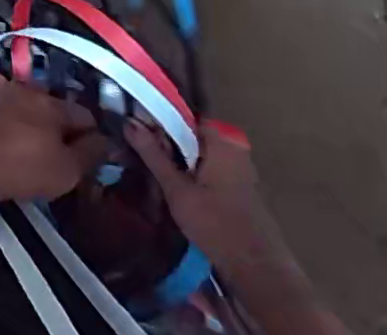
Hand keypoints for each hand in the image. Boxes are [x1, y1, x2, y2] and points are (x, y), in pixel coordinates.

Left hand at [0, 76, 106, 205]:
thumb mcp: (69, 170)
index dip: (94, 138)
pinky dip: (18, 114)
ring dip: (41, 119)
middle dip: (66, 126)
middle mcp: (29, 88)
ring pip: (34, 103)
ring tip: (41, 146)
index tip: (92, 157)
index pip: (87, 115)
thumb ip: (93, 152)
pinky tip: (17, 131)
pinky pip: (12, 104)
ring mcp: (4, 90)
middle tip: (66, 154)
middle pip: (60, 106)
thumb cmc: (25, 168)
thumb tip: (107, 140)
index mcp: (54, 103)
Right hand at [125, 118, 289, 271]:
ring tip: (147, 164)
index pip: (181, 114)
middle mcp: (234, 149)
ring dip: (173, 155)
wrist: (258, 271)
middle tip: (135, 146)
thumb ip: (152, 153)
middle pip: (188, 132)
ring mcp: (239, 168)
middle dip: (162, 138)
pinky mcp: (238, 186)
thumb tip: (128, 120)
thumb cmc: (216, 224)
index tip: (132, 125)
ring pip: (196, 150)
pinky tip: (170, 182)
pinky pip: (205, 164)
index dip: (155, 118)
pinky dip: (187, 168)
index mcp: (222, 142)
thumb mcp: (176, 188)